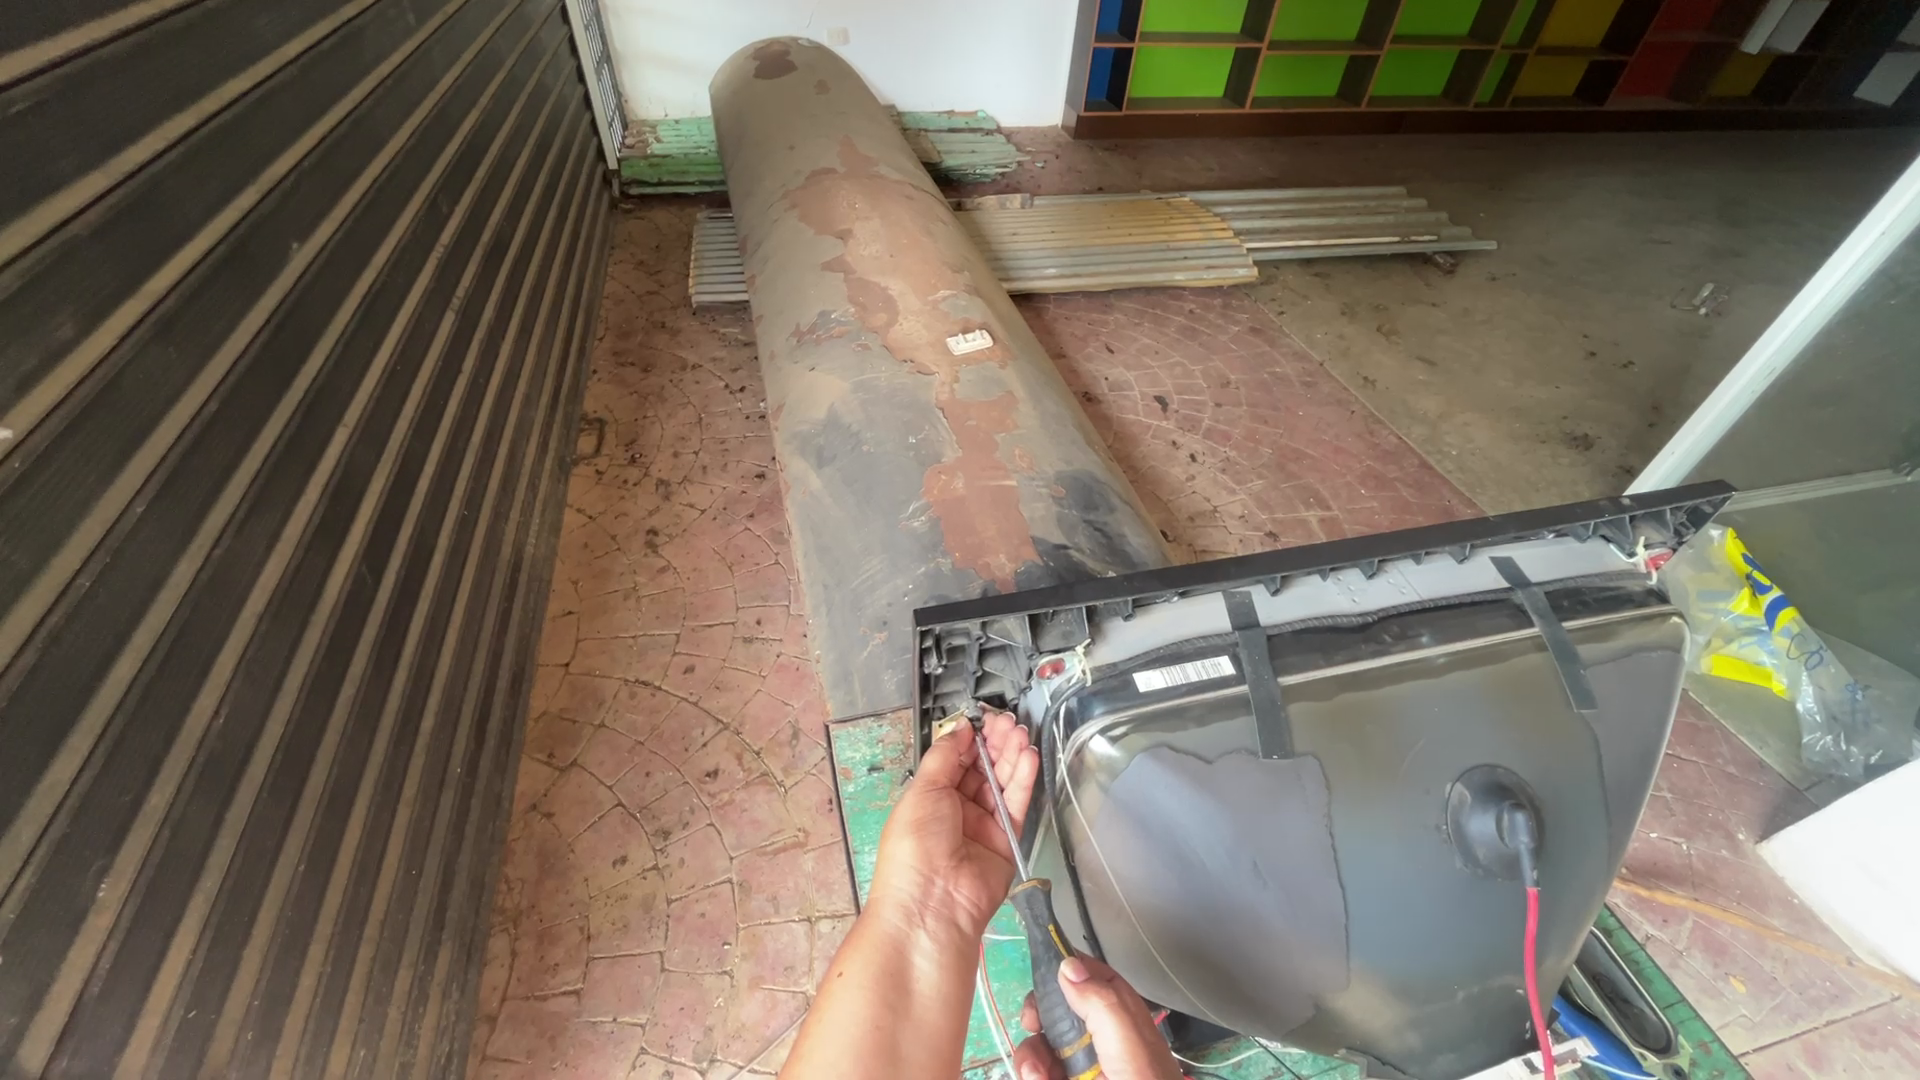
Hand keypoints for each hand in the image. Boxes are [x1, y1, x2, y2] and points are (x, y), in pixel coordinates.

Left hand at [867, 709, 1037, 940]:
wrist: (933, 904)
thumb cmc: (916, 843)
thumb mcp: (922, 791)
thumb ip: (944, 756)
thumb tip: (960, 727)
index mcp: (931, 796)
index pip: (956, 759)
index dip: (970, 738)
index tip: (984, 718)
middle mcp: (957, 808)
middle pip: (981, 767)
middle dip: (994, 743)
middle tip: (1007, 721)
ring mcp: (983, 824)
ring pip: (1001, 781)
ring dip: (1011, 755)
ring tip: (1020, 732)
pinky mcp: (1007, 839)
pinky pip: (1016, 803)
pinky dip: (1024, 778)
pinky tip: (1028, 756)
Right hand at [1014, 956, 1180, 1079]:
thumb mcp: (1129, 1048)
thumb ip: (1102, 1004)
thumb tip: (1067, 964)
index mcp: (1121, 1019)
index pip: (1090, 978)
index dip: (1064, 971)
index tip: (1042, 978)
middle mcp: (1099, 1040)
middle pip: (1057, 1010)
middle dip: (1039, 1016)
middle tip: (1032, 1023)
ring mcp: (1083, 1069)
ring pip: (1042, 1047)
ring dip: (1030, 1056)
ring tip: (1035, 1075)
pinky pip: (1039, 1073)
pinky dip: (1031, 1075)